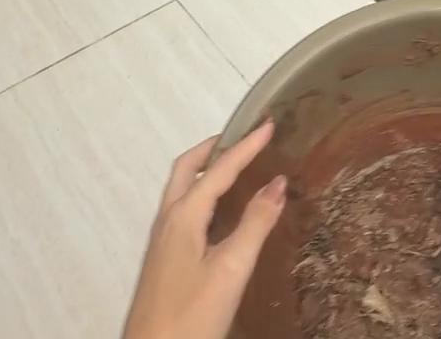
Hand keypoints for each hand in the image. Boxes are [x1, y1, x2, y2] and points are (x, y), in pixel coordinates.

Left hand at [122, 121, 286, 338]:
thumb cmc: (192, 316)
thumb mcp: (232, 269)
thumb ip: (256, 223)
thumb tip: (278, 182)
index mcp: (184, 215)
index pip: (220, 168)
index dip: (247, 145)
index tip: (270, 124)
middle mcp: (169, 220)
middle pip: (189, 168)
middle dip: (215, 147)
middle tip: (243, 138)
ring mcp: (162, 242)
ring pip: (183, 189)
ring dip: (207, 169)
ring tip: (236, 165)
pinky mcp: (164, 261)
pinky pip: (183, 208)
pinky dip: (203, 192)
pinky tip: (221, 212)